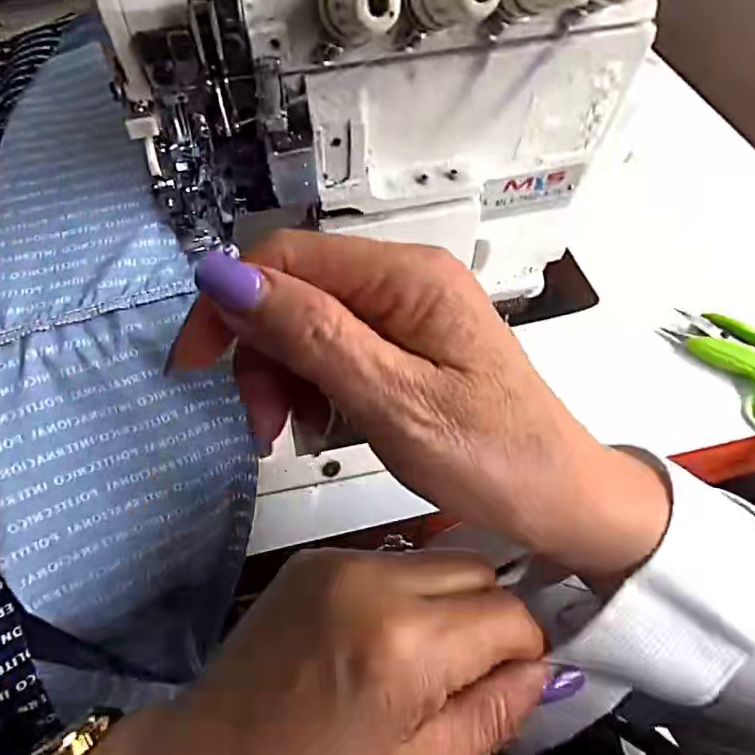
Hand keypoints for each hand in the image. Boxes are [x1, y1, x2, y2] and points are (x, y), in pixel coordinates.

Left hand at [27, 549, 568, 754]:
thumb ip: (492, 716)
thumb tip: (541, 669)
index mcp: (405, 644)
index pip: (512, 615)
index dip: (526, 652)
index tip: (512, 683)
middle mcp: (373, 580)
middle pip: (480, 572)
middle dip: (491, 621)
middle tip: (464, 678)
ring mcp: (337, 562)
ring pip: (439, 560)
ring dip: (450, 604)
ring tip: (420, 662)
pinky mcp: (311, 560)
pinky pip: (392, 562)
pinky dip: (406, 595)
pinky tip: (378, 642)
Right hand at [168, 231, 669, 583]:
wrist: (558, 498)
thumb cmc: (492, 458)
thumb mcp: (392, 401)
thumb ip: (312, 335)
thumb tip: (226, 277)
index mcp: (408, 277)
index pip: (287, 256)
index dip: (231, 302)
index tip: (196, 364)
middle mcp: (409, 281)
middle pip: (298, 290)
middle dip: (264, 353)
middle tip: (265, 426)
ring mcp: (413, 314)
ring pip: (313, 324)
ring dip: (287, 376)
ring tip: (296, 435)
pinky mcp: (414, 347)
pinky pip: (342, 350)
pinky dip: (318, 387)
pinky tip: (324, 424)